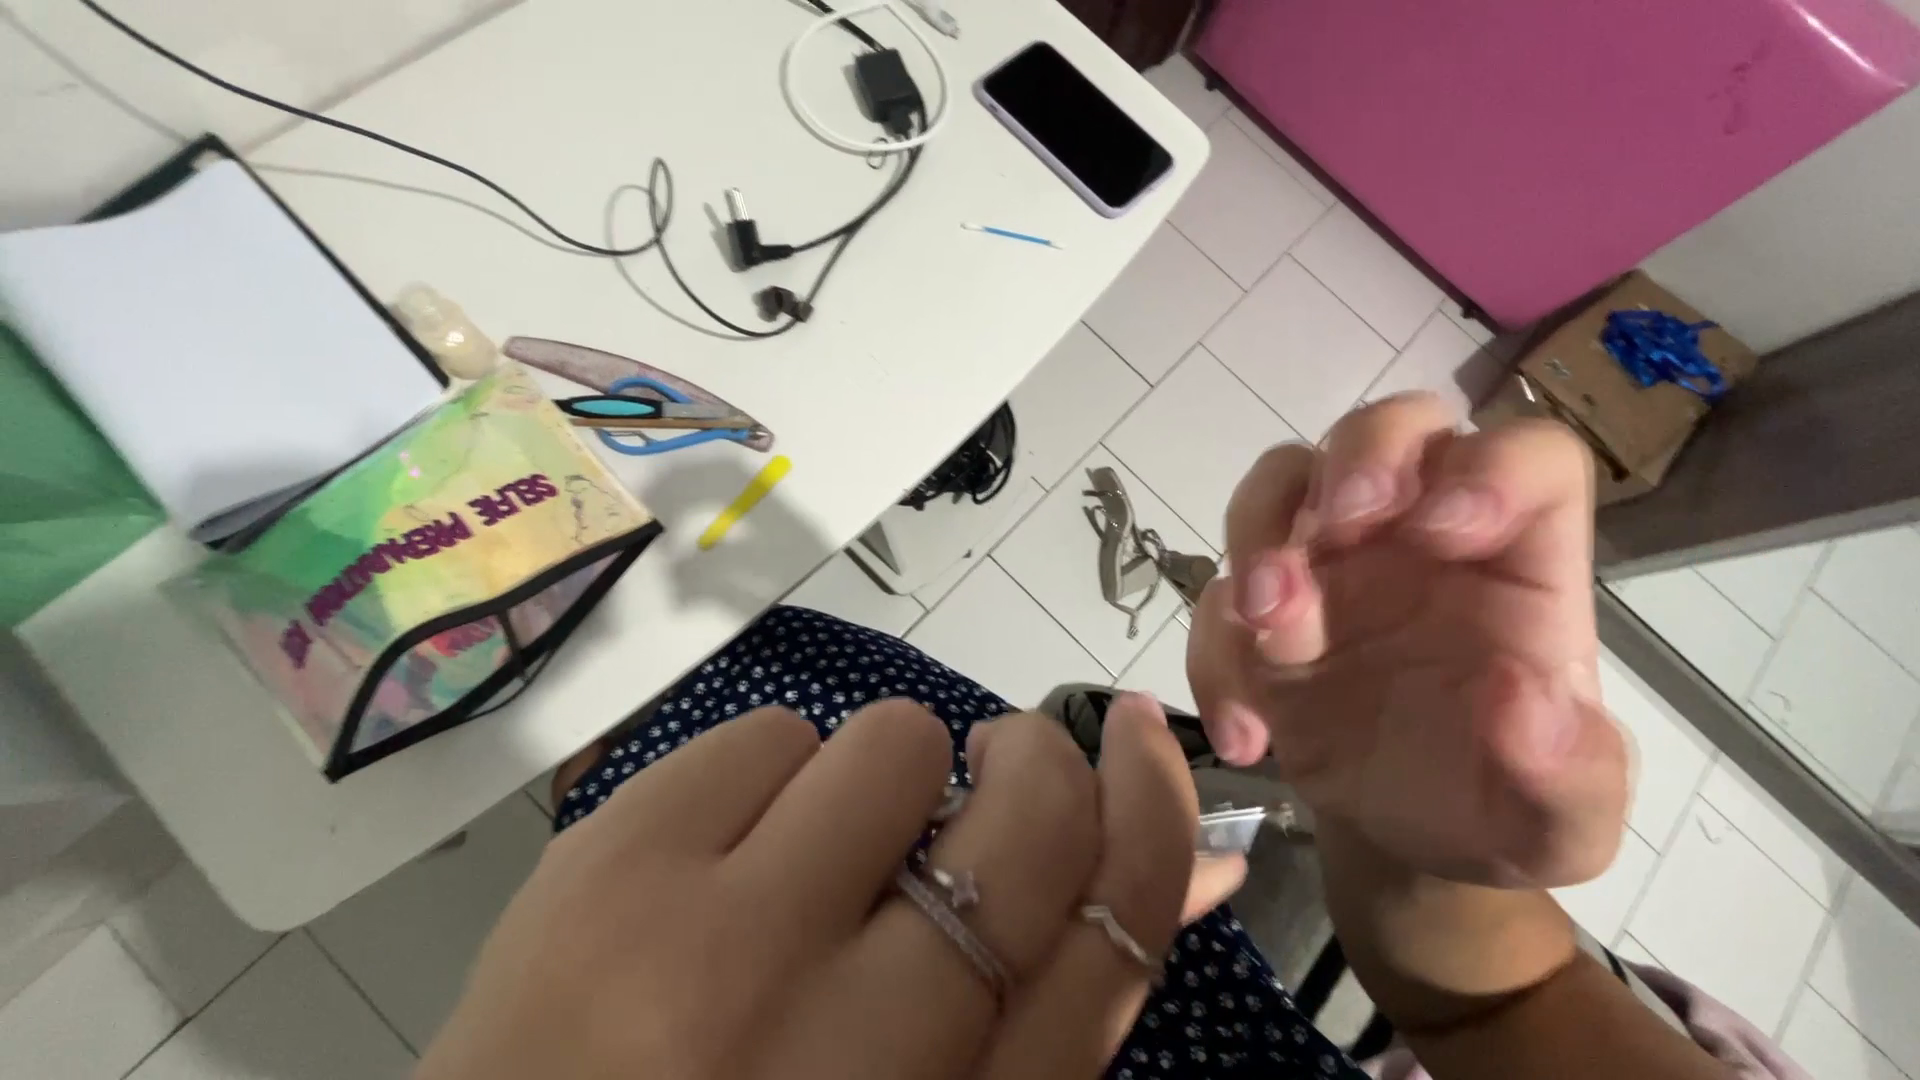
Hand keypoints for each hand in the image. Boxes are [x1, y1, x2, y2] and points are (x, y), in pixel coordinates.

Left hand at [419, 696, 1209, 1079]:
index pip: (1112, 936)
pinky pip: (769, 736)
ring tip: (814, 849)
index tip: (1140, 739)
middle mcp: (850, 1056)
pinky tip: (714, 859)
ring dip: (884, 775)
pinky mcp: (613, 868)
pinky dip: (769, 775)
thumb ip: (1052, 989)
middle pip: (1027, 824)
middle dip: (1030, 761)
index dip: (1153, 812)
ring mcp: (717, 955)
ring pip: (894, 745)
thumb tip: (1186, 856)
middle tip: (995, 764)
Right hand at [1187, 394, 1627, 887]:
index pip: (1525, 458)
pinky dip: (1215, 657)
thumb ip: (1570, 771)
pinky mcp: (1259, 615)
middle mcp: (1414, 539)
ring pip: (1281, 485)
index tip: (1445, 533)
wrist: (1405, 841)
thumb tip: (1526, 699)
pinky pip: (1217, 598)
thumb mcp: (1564, 820)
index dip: (1489, 468)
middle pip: (1385, 431)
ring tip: (1266, 629)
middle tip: (1336, 522)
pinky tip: (1247, 736)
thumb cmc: (1499, 811)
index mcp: (1514, 561)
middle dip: (1355, 459)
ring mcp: (1327, 568)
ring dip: (1259, 537)